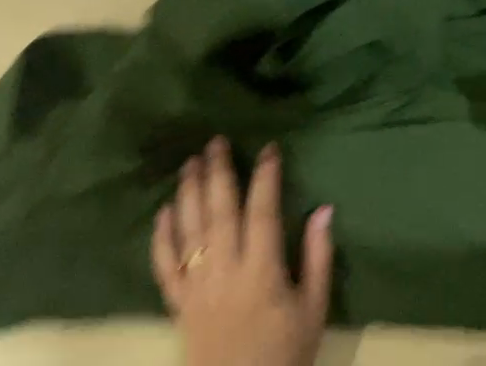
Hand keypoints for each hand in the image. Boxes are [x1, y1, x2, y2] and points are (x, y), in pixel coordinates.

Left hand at [153, 138, 332, 365]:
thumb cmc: (285, 355)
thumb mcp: (315, 310)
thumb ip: (318, 257)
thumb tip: (323, 209)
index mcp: (262, 271)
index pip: (262, 210)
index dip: (265, 176)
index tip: (269, 148)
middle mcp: (225, 272)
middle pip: (218, 211)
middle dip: (217, 172)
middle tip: (216, 141)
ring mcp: (196, 288)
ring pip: (188, 230)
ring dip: (188, 193)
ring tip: (190, 162)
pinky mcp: (178, 306)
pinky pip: (164, 265)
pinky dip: (161, 236)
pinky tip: (163, 211)